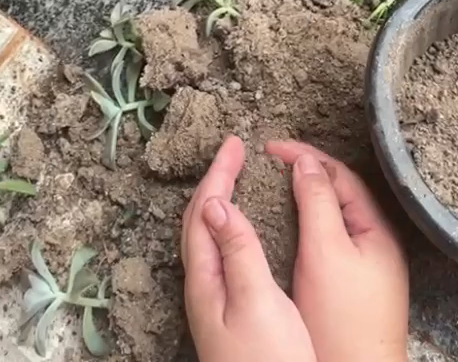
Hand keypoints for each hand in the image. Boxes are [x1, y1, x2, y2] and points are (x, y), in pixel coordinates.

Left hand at [183, 136, 316, 361]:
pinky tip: (243, 230)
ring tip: (237, 179)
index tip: (236, 143)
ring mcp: (213, 302)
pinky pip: (221, 252)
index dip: (219, 174)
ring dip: (220, 201)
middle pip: (200, 220)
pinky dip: (230, 226)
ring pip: (209, 237)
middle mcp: (203, 288)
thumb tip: (216, 203)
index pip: (204, 211)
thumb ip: (238, 250)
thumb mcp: (258, 302)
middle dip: (216, 181)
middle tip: (236, 152)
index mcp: (205, 280)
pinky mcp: (228, 314)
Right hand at [266, 140, 408, 361]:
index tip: (270, 149)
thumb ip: (316, 201)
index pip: (339, 174)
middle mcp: (375, 243)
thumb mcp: (326, 251)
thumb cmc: (344, 323)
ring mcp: (364, 265)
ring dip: (303, 196)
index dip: (304, 156)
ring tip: (275, 186)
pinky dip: (305, 222)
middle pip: (337, 191)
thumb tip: (305, 160)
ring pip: (330, 215)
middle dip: (303, 171)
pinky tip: (286, 226)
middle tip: (270, 163)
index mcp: (377, 229)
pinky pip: (326, 238)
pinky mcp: (350, 285)